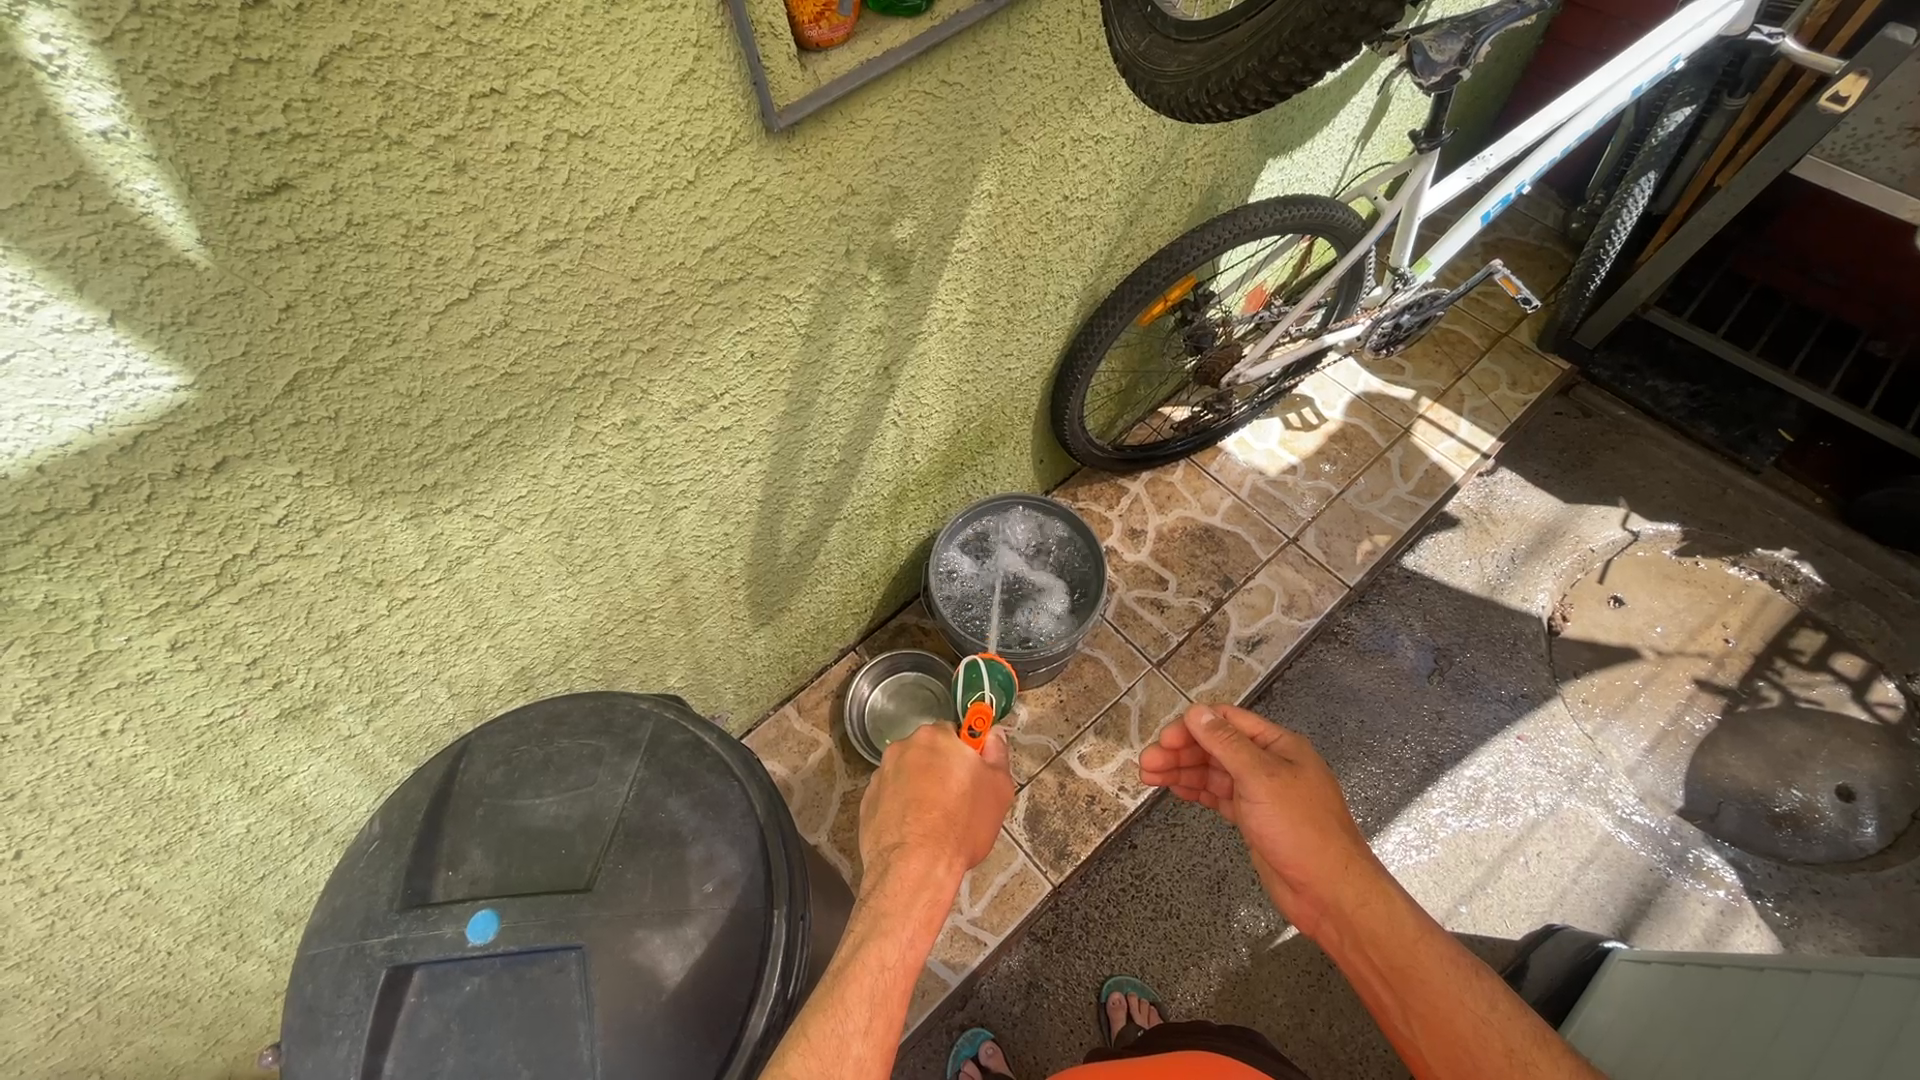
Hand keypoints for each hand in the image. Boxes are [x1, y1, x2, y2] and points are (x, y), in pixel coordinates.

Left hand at [858, 723, 1014, 893]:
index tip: (973, 775)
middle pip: (929, 751)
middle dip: (942, 768)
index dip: (967, 753)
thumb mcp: (998, 789)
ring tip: (935, 820)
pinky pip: (890, 795)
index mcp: (936, 737)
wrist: (915, 866)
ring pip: (908, 773)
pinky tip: (914, 829)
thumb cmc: (961, 825)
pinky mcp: (867, 800)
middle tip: (958, 799)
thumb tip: (993, 735)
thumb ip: (997, 754)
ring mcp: (881, 773)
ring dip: (920, 786)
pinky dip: (901, 806)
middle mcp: (904, 747)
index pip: (955, 732)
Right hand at [1139, 704, 1382, 937]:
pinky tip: (1173, 789)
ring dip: (1181, 771)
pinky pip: (1219, 796)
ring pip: (1214, 772)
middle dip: (1180, 752)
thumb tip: (1196, 711)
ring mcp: (1261, 793)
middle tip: (1146, 764)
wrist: (1330, 893)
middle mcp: (1270, 764)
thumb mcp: (1261, 778)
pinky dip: (1196, 790)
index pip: (1227, 722)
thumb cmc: (1300, 829)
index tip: (1163, 740)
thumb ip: (1226, 743)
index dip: (1193, 727)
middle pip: (1216, 747)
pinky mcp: (1254, 819)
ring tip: (1147, 777)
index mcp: (1278, 745)